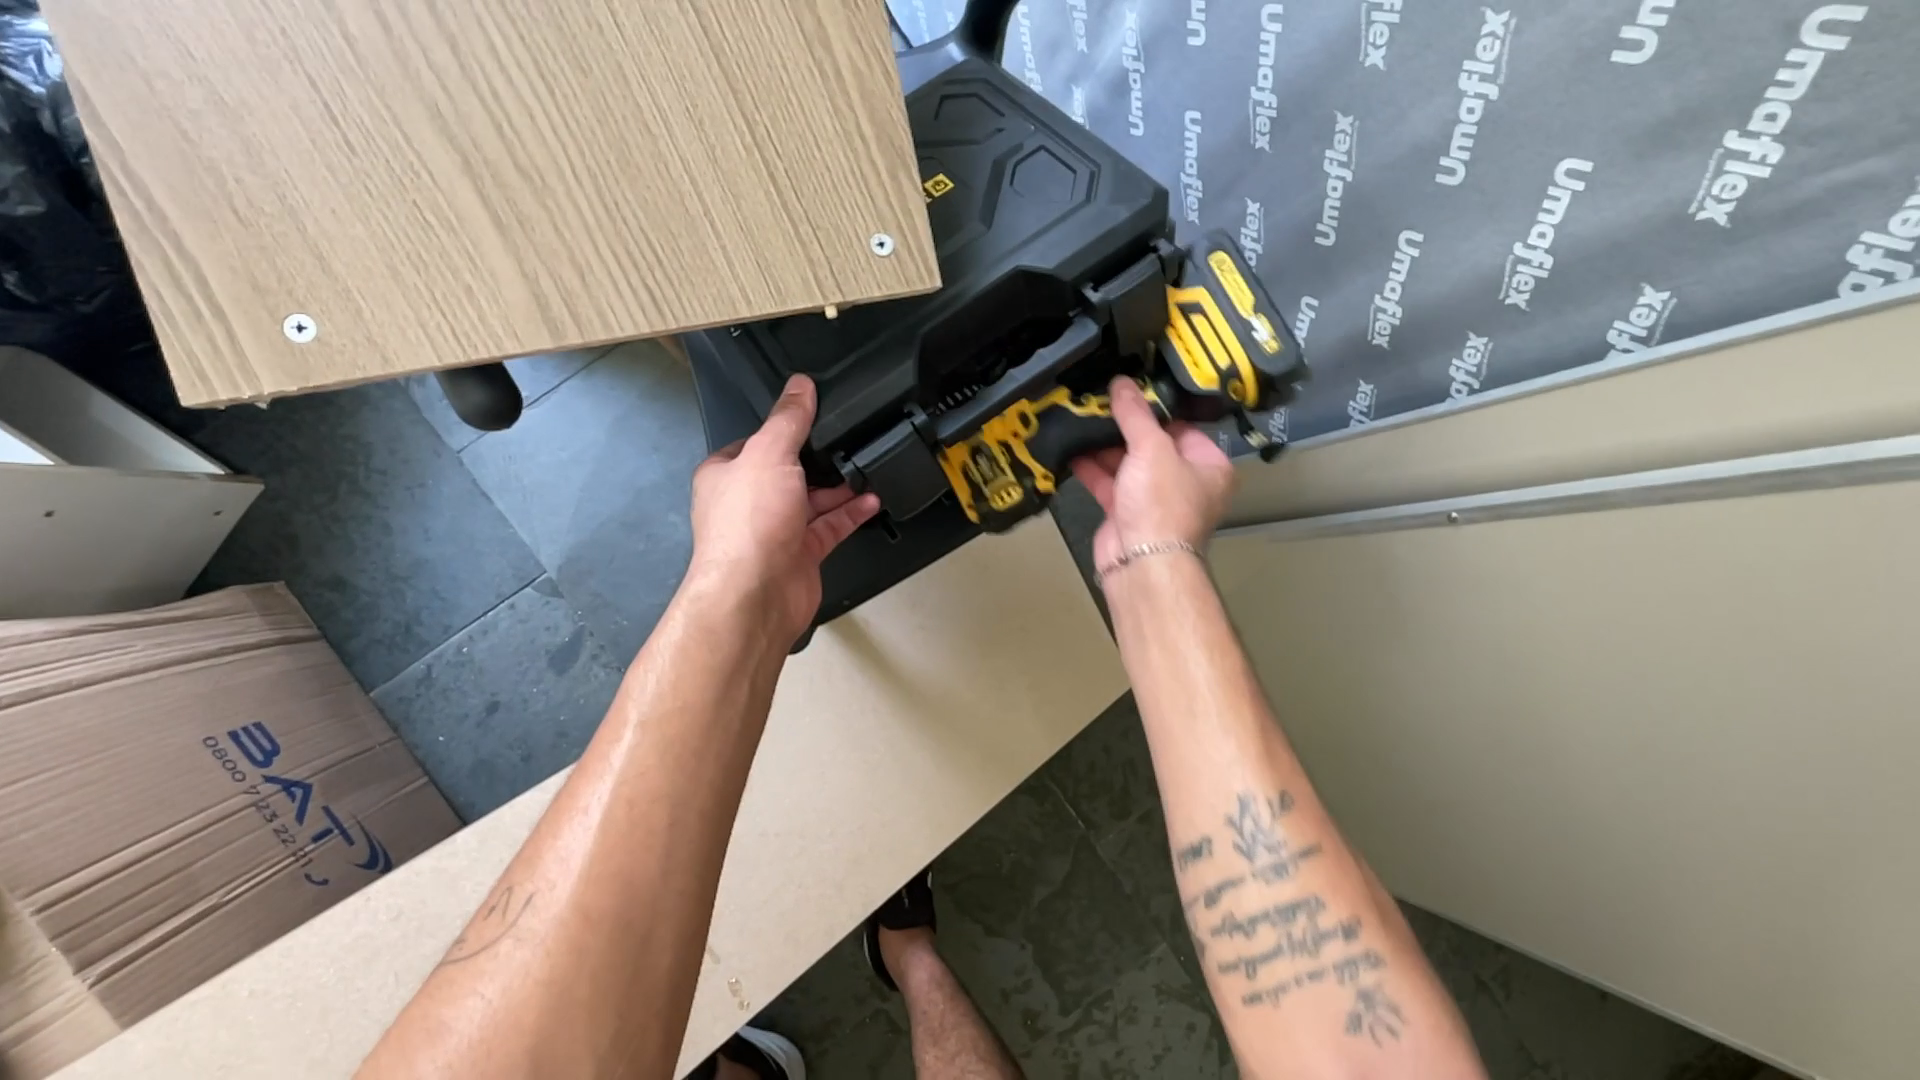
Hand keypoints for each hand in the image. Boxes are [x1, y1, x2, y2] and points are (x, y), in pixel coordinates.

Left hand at [686, 375, 879, 643]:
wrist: (755, 595)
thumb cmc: (747, 525)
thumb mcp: (769, 453)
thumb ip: (789, 419)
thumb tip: (800, 386)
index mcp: (727, 473)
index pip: (757, 442)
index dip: (785, 430)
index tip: (815, 416)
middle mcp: (748, 503)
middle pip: (789, 472)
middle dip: (820, 461)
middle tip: (850, 443)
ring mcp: (775, 531)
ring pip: (813, 501)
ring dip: (841, 488)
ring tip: (869, 469)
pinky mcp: (800, 555)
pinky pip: (829, 528)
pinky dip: (850, 514)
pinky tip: (870, 501)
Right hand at [1070, 377, 1236, 571]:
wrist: (1141, 560)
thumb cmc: (1162, 503)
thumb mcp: (1151, 447)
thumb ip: (1134, 414)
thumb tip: (1122, 382)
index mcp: (1209, 466)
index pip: (1182, 427)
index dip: (1156, 410)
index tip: (1130, 392)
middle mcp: (1186, 483)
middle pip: (1152, 445)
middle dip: (1124, 429)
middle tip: (1099, 403)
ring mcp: (1155, 500)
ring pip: (1128, 465)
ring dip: (1104, 448)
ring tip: (1081, 421)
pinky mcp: (1128, 514)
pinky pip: (1109, 484)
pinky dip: (1092, 469)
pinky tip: (1073, 450)